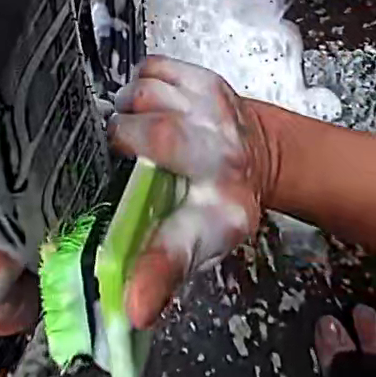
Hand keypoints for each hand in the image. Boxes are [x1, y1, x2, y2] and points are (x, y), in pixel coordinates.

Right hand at [108, 56, 278, 328]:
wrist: (260, 150)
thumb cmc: (220, 199)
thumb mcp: (201, 239)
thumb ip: (165, 268)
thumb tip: (129, 309)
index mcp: (219, 211)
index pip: (183, 246)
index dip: (152, 271)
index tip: (130, 303)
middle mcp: (221, 156)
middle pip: (157, 137)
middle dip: (120, 138)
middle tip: (114, 149)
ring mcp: (214, 109)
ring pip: (147, 94)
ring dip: (126, 108)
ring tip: (128, 125)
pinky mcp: (204, 77)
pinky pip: (151, 68)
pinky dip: (137, 82)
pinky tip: (142, 102)